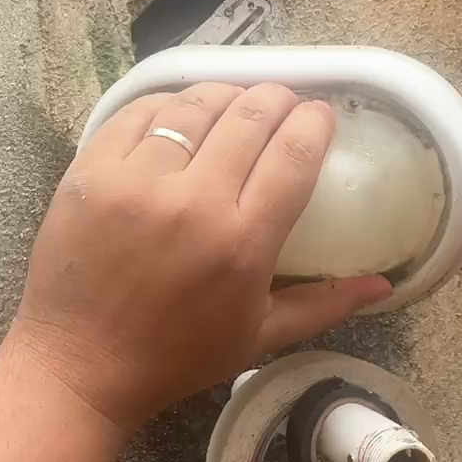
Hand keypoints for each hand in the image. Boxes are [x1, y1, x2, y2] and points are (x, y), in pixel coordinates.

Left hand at [5, 83, 391, 431]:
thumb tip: (384, 285)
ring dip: (226, 94)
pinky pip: (139, 112)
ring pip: (196, 104)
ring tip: (236, 101)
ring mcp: (135, 181)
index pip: (294, 154)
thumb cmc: (175, 357)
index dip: (315, 122)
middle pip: (250, 116)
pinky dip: (169, 103)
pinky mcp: (91, 171)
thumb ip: (325, 305)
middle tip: (283, 102)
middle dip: (278, 98)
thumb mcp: (259, 337)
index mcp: (242, 244)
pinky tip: (181, 112)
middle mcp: (193, 202)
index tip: (320, 115)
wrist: (77, 367)